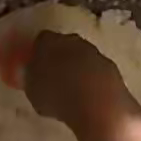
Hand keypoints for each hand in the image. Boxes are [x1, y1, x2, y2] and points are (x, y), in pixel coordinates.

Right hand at [21, 30, 135, 135]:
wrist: (97, 101)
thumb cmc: (56, 94)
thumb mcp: (32, 91)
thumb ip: (31, 79)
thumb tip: (30, 75)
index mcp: (48, 41)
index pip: (40, 40)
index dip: (38, 54)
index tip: (36, 69)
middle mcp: (71, 39)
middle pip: (63, 46)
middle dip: (59, 59)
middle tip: (54, 80)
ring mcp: (92, 51)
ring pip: (81, 57)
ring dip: (77, 70)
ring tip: (73, 93)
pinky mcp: (110, 65)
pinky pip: (96, 71)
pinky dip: (93, 81)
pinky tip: (90, 98)